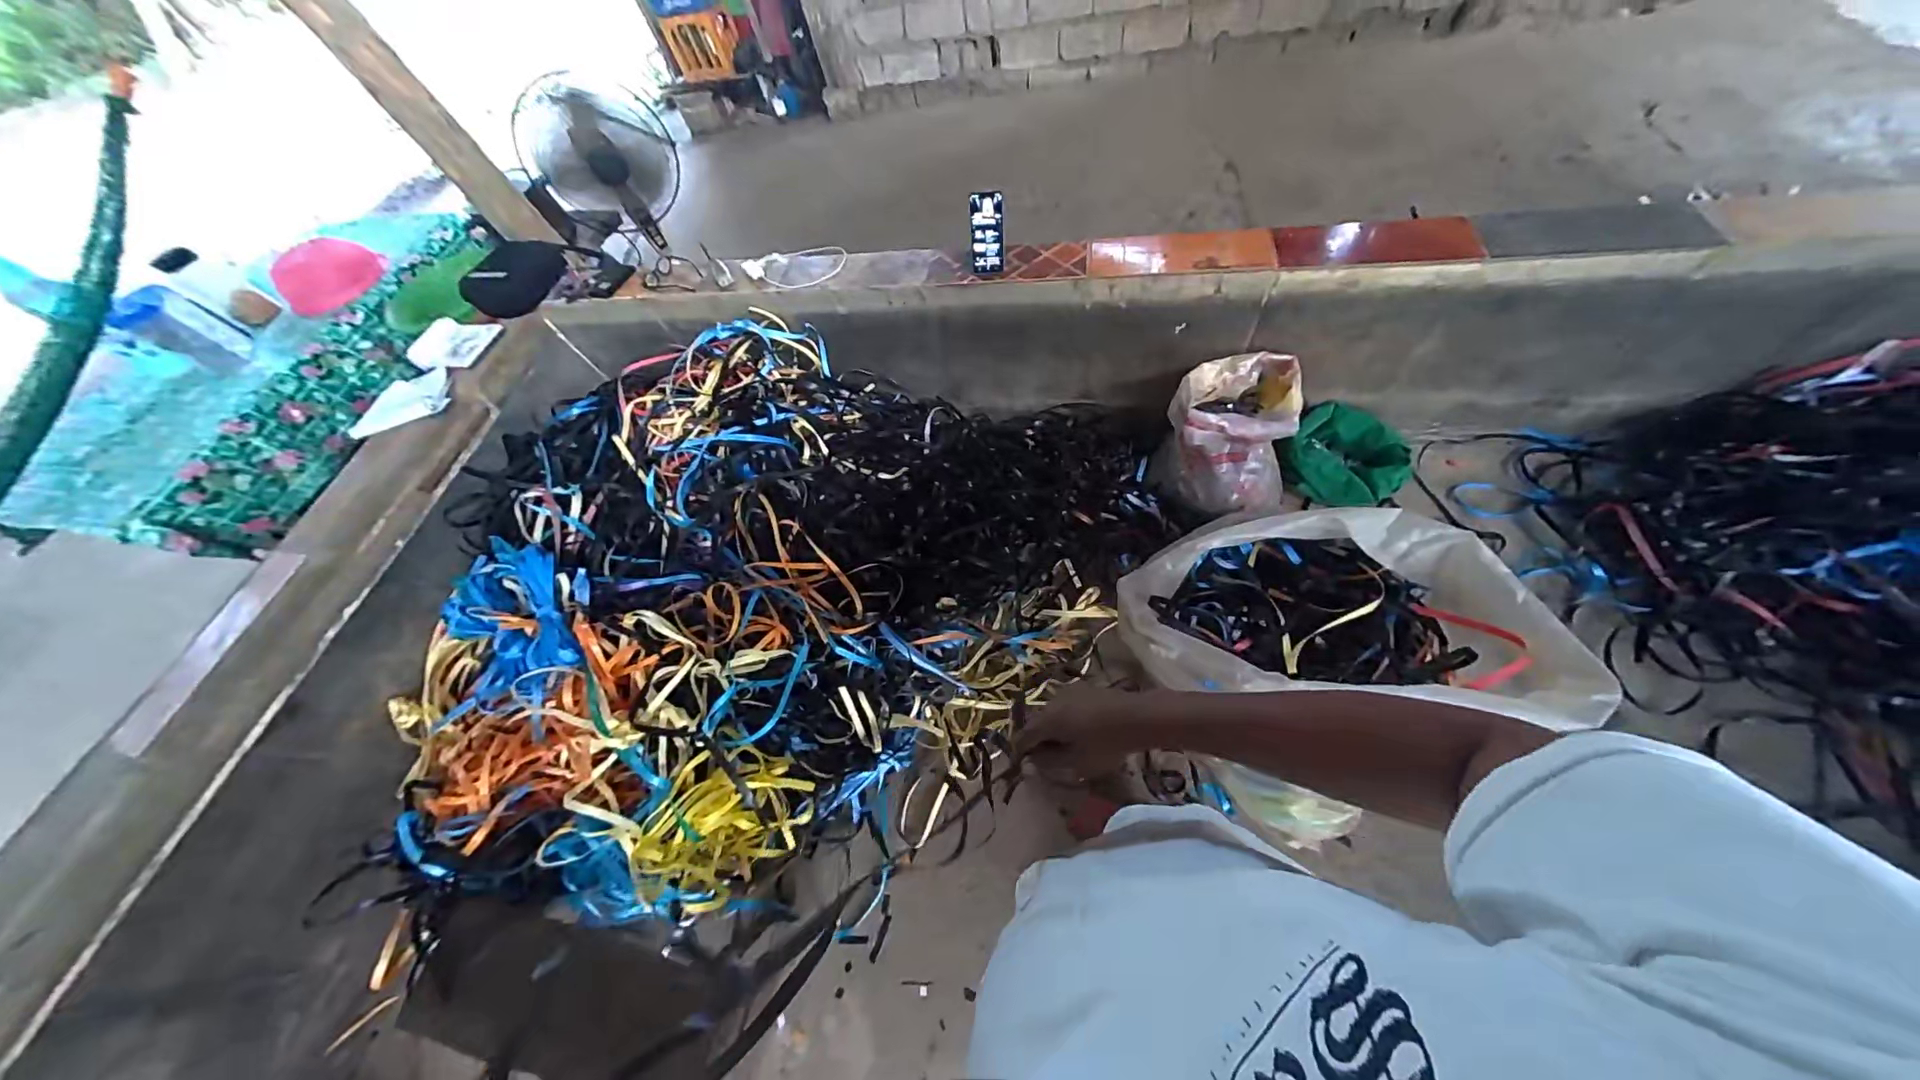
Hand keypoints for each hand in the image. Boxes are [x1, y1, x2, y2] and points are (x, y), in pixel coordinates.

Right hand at [1015, 682, 1157, 779]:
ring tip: (1066, 745)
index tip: (1025, 765)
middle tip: (1047, 758)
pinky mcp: (1084, 689)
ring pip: (1052, 713)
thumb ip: (1049, 763)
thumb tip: (1032, 761)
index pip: (1023, 737)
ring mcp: (1068, 691)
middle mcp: (1052, 701)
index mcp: (1046, 719)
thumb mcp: (1076, 763)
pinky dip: (1067, 719)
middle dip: (1038, 740)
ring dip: (1054, 729)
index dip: (1021, 752)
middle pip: (1037, 723)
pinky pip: (1067, 707)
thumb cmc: (1105, 744)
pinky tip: (1081, 731)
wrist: (1138, 716)